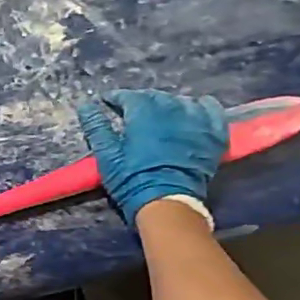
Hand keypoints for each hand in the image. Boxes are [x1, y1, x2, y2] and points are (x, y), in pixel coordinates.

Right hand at [76, 89, 228, 225]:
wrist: (167, 203)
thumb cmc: (132, 179)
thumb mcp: (107, 155)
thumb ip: (96, 127)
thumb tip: (86, 105)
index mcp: (143, 110)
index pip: (127, 96)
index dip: (116, 99)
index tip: (109, 103)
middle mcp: (170, 107)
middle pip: (154, 97)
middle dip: (141, 102)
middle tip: (132, 115)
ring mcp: (195, 119)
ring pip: (180, 102)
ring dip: (168, 106)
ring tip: (160, 117)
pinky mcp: (213, 134)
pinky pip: (211, 111)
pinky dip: (203, 107)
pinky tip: (195, 110)